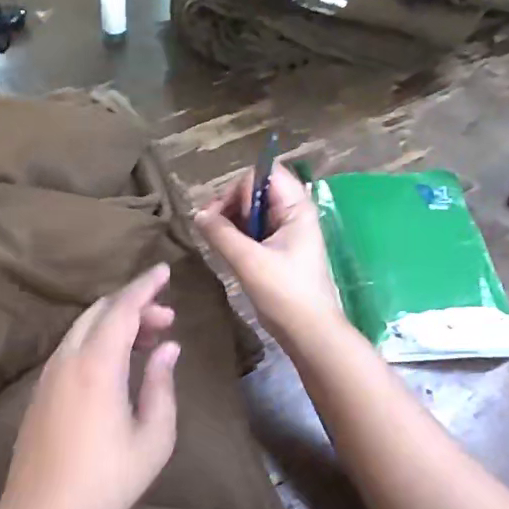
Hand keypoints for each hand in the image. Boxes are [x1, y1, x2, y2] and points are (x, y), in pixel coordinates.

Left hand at [0, 264, 180, 508]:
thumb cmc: (106, 482)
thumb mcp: (153, 438)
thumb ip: (162, 385)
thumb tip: (167, 349)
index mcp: (96, 365)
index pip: (122, 308)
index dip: (144, 286)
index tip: (164, 270)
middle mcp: (67, 359)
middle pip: (100, 312)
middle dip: (134, 305)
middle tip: (167, 321)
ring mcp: (48, 375)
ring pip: (83, 328)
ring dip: (115, 323)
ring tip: (149, 342)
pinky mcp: (40, 392)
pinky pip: (72, 348)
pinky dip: (98, 341)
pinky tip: (118, 365)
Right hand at [194, 164, 344, 342]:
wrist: (311, 333)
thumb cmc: (284, 293)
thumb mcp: (248, 261)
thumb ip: (220, 233)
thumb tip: (198, 215)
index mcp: (296, 208)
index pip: (263, 175)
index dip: (237, 190)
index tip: (220, 217)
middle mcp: (295, 214)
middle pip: (257, 192)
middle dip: (231, 206)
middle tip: (212, 231)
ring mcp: (290, 233)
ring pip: (255, 213)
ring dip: (233, 223)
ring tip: (218, 244)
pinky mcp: (283, 252)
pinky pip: (257, 232)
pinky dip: (241, 238)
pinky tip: (229, 254)